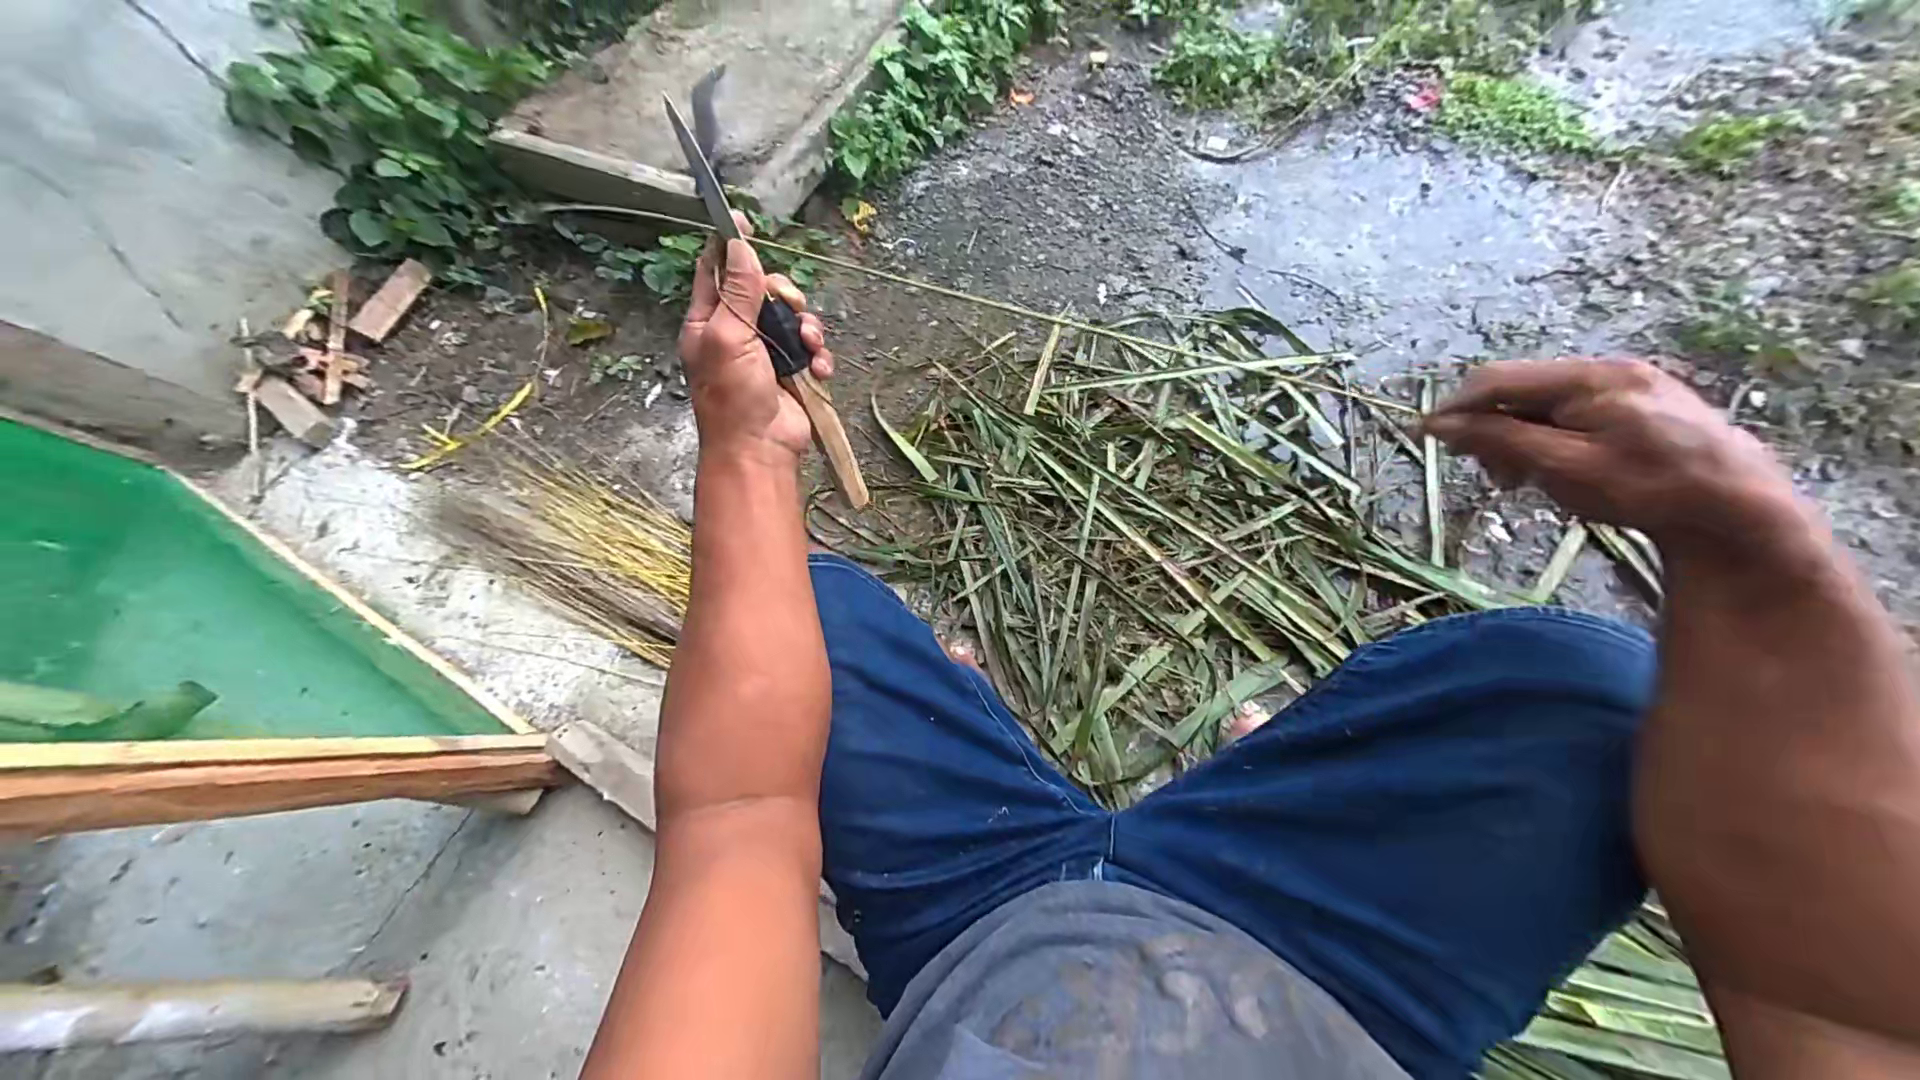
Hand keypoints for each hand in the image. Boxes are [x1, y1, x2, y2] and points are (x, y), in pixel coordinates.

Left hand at [678, 212, 833, 461]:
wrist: (760, 448)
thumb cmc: (733, 396)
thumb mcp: (728, 336)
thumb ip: (738, 291)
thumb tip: (739, 247)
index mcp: (708, 322)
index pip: (715, 272)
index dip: (729, 247)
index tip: (742, 221)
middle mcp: (737, 333)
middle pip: (764, 291)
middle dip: (783, 296)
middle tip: (790, 306)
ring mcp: (768, 354)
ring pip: (794, 319)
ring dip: (808, 329)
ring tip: (809, 347)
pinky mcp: (794, 372)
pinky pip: (812, 350)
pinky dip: (819, 357)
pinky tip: (818, 369)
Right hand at [1422, 358, 1804, 557]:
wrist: (1739, 511)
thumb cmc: (1645, 489)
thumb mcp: (1561, 466)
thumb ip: (1498, 439)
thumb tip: (1439, 425)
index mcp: (1589, 379)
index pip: (1496, 381)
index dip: (1454, 408)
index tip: (1422, 436)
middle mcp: (1605, 370)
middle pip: (1514, 389)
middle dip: (1485, 427)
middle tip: (1486, 471)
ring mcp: (1623, 385)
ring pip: (1535, 403)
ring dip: (1511, 436)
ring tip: (1517, 477)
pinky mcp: (1633, 404)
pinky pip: (1563, 412)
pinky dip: (1539, 437)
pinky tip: (1546, 466)